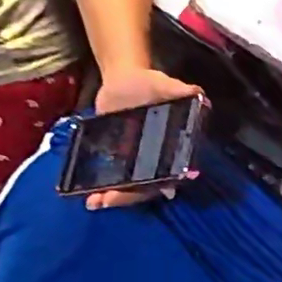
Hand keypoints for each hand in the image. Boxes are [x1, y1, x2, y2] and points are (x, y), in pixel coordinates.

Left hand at [83, 69, 201, 210]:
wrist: (124, 78)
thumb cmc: (149, 83)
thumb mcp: (165, 84)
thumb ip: (181, 91)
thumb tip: (200, 96)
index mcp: (171, 150)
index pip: (168, 174)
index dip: (160, 185)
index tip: (155, 192)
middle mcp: (154, 161)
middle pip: (144, 187)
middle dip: (127, 197)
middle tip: (106, 201)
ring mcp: (134, 162)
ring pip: (125, 186)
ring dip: (110, 197)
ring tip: (92, 203)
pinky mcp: (116, 157)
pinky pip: (109, 176)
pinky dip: (97, 186)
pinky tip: (81, 192)